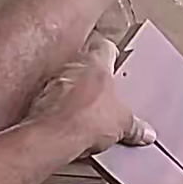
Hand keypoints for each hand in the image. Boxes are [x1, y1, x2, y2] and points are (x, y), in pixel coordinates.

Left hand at [24, 34, 156, 154]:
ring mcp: (52, 83)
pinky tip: (68, 126)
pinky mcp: (38, 101)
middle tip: (103, 97)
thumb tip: (144, 133)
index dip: (111, 55)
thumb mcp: (123, 124)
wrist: (56, 136)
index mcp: (96, 64)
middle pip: (84, 66)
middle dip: (92, 81)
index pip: (106, 47)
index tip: (116, 61)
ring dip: (73, 96)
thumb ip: (135, 126)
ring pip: (66, 84)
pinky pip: (51, 102)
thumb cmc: (87, 119)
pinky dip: (58, 111)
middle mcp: (72, 67)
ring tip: (85, 115)